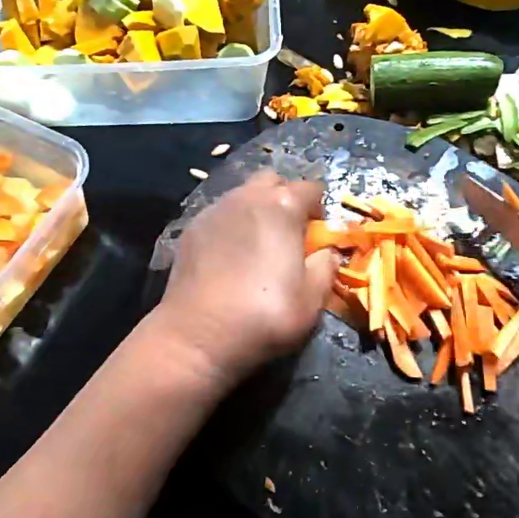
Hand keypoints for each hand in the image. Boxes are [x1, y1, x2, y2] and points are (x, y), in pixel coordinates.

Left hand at [156, 172, 338, 388]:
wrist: (196, 336)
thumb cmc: (264, 314)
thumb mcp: (313, 297)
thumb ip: (327, 265)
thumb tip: (327, 251)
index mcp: (283, 206)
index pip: (312, 188)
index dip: (320, 209)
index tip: (319, 235)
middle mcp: (248, 197)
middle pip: (273, 181)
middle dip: (285, 198)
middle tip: (289, 232)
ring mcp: (215, 210)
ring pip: (243, 195)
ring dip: (257, 210)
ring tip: (258, 245)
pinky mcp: (191, 229)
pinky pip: (220, 215)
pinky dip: (232, 226)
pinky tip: (231, 257)